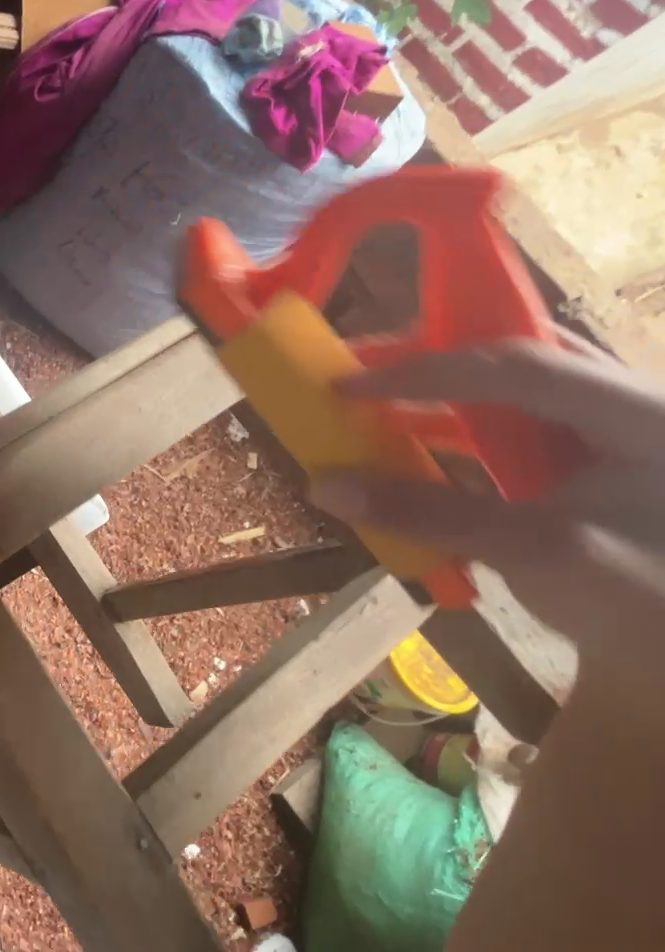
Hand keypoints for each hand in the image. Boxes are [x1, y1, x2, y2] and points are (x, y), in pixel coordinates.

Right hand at [309, 337, 664, 669]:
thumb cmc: (640, 596)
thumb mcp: (534, 551)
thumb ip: (427, 513)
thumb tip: (322, 487)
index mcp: (644, 415)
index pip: (521, 365)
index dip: (428, 369)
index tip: (347, 384)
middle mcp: (632, 408)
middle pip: (519, 359)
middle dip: (434, 359)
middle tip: (358, 368)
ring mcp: (614, 436)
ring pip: (514, 391)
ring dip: (439, 395)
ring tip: (372, 406)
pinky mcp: (591, 464)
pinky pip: (513, 426)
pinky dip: (455, 428)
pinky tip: (411, 445)